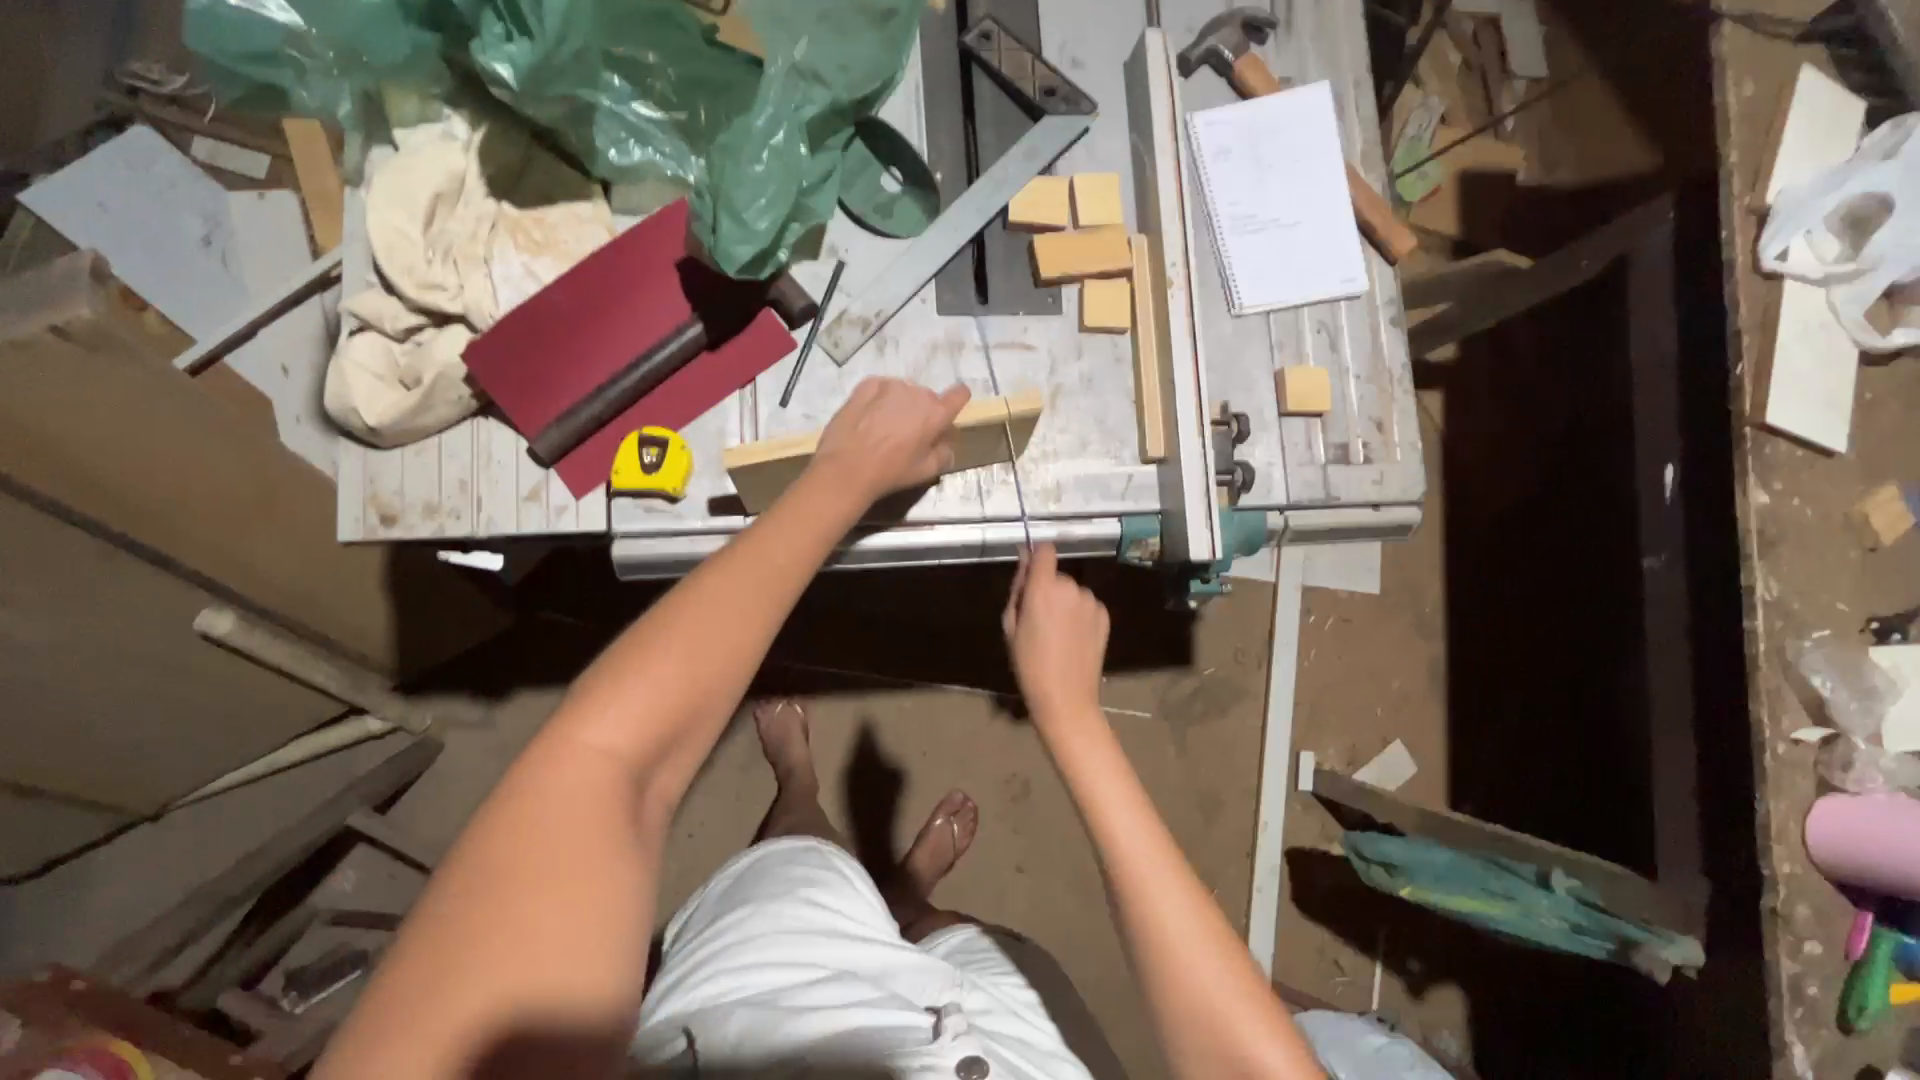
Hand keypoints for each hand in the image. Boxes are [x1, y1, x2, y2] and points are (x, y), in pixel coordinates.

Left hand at [811, 378, 971, 504]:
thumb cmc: (890, 473)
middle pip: (927, 397)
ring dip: (899, 404)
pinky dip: (879, 398)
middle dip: (921, 411)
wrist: (846, 469)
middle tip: (906, 434)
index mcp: (936, 413)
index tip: (946, 413)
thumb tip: (946, 444)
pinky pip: (880, 388)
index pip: (959, 394)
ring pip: (903, 391)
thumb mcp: (926, 472)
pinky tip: (869, 417)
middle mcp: (916, 392)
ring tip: (883, 427)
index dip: (956, 401)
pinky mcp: (866, 385)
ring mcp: (889, 385)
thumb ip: (944, 454)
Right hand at [1003, 545, 1109, 725]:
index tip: (1032, 570)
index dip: (1037, 555)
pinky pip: (1086, 606)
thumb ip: (1018, 588)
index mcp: (1042, 588)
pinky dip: (1080, 615)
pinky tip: (1074, 639)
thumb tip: (1024, 560)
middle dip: (1048, 588)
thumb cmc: (1029, 664)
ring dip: (1065, 603)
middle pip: (1057, 576)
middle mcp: (1070, 587)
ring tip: (1058, 634)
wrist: (1065, 696)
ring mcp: (1091, 601)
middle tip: (1038, 619)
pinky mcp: (1104, 615)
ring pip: (1072, 592)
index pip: (1045, 550)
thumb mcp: (1010, 625)